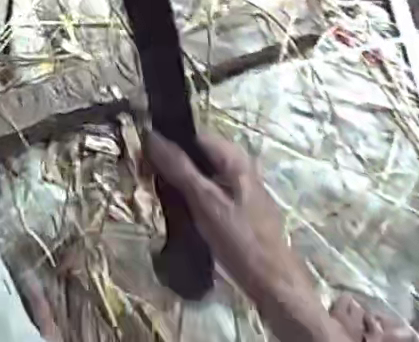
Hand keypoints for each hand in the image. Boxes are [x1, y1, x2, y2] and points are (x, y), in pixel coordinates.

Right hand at [147, 130, 347, 341]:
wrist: (274, 285)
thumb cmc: (240, 239)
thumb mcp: (205, 202)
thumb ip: (178, 167)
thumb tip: (150, 134)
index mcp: (234, 155)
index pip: (193, 134)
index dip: (168, 141)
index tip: (144, 155)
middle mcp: (238, 164)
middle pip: (197, 152)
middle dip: (172, 161)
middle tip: (148, 176)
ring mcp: (240, 186)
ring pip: (202, 172)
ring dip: (181, 179)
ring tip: (159, 191)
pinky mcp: (238, 206)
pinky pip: (209, 189)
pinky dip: (192, 193)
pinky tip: (180, 208)